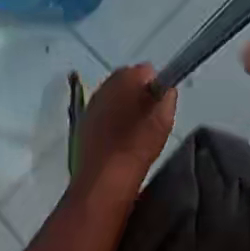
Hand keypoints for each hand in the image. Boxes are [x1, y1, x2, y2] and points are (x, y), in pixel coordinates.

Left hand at [72, 64, 175, 191]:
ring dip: (123, 104)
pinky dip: (110, 118)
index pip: (146, 70)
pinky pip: (102, 111)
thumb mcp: (163, 122)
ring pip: (113, 95)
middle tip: (149, 116)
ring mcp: (92, 103)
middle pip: (127, 79)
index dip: (156, 85)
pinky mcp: (83, 121)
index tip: (159, 103)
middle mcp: (105, 85)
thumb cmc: (137, 147)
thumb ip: (167, 99)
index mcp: (126, 78)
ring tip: (134, 129)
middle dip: (138, 92)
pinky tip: (118, 137)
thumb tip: (166, 90)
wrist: (104, 180)